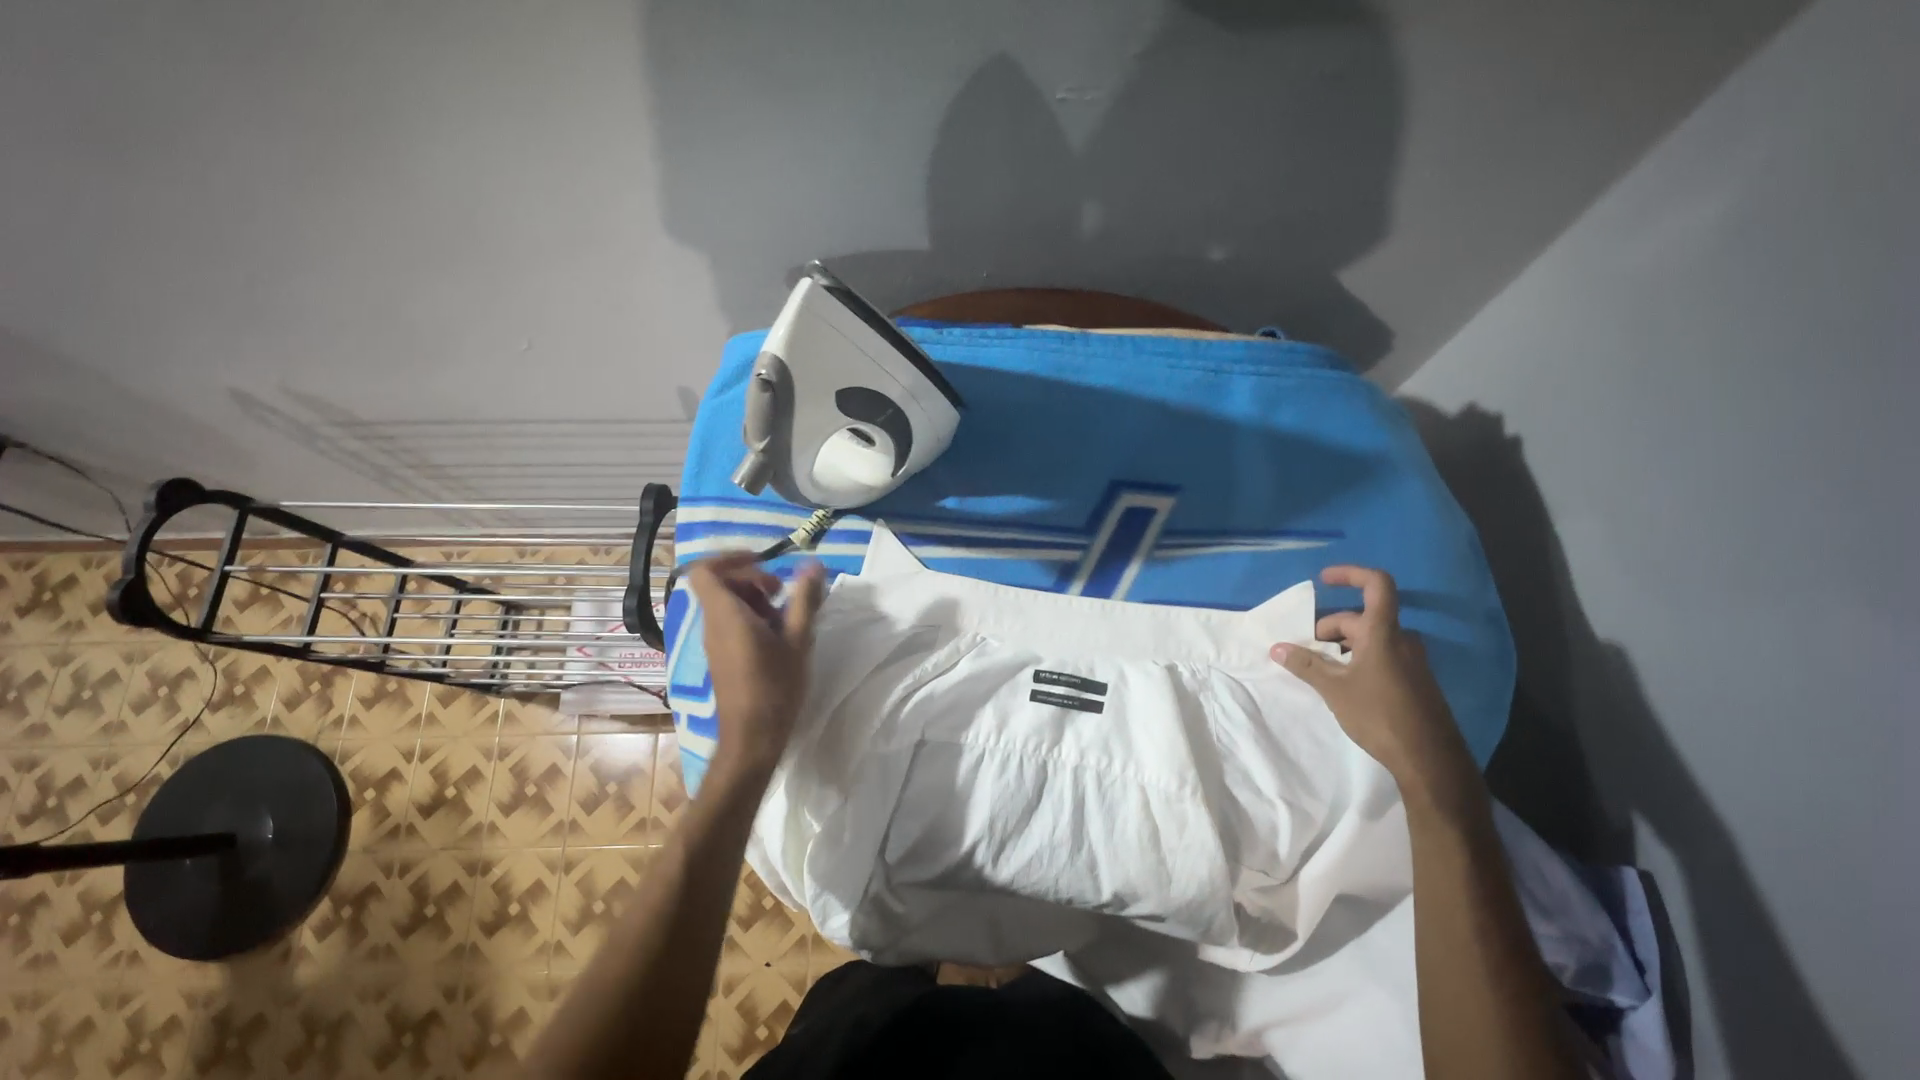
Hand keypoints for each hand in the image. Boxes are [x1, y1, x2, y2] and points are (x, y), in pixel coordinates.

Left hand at [686, 554, 825, 777]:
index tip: (764, 562)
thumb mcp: (798, 640)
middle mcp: (712, 625)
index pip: (704, 570)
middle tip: (782, 594)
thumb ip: (804, 600)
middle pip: (720, 585)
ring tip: (785, 618)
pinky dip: (751, 620)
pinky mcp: (721, 658)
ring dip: (755, 601)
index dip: (730, 558)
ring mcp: (714, 643)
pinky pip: (729, 625)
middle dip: (752, 580)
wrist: (752, 738)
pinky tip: (778, 639)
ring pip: (726, 606)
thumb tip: (812, 565)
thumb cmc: (775, 687)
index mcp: (725, 615)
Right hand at [1270, 566, 1471, 785]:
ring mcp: (1412, 660)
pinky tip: (1346, 684)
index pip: (1376, 584)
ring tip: (1322, 669)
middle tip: (1306, 650)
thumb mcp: (1335, 689)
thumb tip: (1277, 648)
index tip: (1324, 580)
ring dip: (1344, 645)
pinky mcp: (1415, 680)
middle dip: (1331, 628)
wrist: (1429, 757)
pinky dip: (1360, 659)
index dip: (1350, 574)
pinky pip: (1384, 655)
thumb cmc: (1379, 715)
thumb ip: (1305, 665)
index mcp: (1384, 632)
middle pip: (1363, 617)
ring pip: (1372, 638)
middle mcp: (1402, 639)